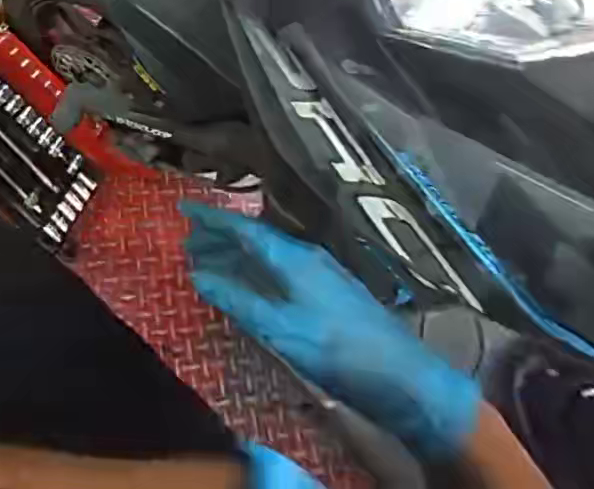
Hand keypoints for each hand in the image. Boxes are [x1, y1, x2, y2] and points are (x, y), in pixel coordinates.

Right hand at [182, 202, 479, 460]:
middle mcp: (305, 256)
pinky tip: (246, 285)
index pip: (241, 226)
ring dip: (234, 255)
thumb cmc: (339, 351)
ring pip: (266, 254)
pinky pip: (278, 269)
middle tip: (187, 244)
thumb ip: (235, 298)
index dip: (209, 217)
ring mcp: (321, 274)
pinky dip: (253, 270)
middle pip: (252, 237)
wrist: (413, 387)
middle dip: (217, 237)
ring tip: (208, 263)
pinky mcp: (330, 293)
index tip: (181, 207)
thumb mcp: (279, 327)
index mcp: (291, 256)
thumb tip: (197, 274)